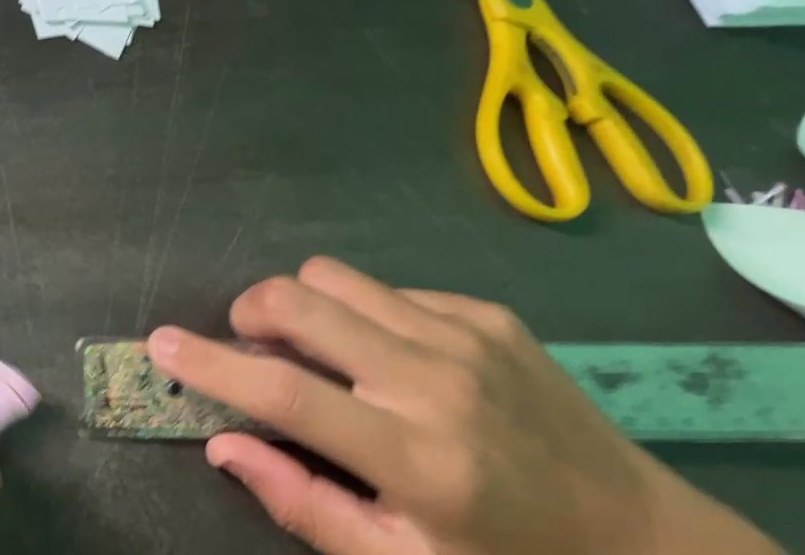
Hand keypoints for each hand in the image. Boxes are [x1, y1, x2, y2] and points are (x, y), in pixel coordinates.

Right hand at [150, 257, 783, 554]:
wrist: (645, 541)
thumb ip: (304, 506)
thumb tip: (222, 444)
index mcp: (415, 458)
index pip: (285, 392)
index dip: (210, 362)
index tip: (159, 342)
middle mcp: (434, 381)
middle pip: (299, 301)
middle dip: (249, 312)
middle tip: (249, 344)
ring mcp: (465, 336)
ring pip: (332, 276)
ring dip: (302, 305)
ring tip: (319, 346)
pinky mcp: (487, 314)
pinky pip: (386, 287)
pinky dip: (363, 313)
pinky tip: (393, 357)